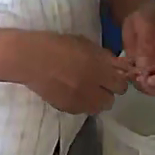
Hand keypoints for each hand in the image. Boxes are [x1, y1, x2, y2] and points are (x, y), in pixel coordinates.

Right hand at [18, 32, 134, 114]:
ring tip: (88, 89)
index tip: (114, 74)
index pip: (122, 83)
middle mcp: (93, 86)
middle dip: (110, 90)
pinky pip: (84, 111)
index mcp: (98, 66)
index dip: (119, 79)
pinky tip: (75, 92)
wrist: (32, 59)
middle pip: (113, 98)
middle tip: (101, 82)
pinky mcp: (69, 109)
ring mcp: (81, 100)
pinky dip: (84, 103)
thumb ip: (103, 56)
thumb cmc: (58, 45)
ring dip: (98, 99)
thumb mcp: (84, 43)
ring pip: (100, 107)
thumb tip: (116, 65)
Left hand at [121, 1, 154, 95]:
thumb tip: (144, 70)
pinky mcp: (137, 63)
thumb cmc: (146, 15)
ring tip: (126, 73)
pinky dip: (128, 77)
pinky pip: (135, 76)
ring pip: (146, 83)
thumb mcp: (148, 28)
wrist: (133, 9)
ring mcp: (150, 64)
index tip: (148, 82)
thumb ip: (147, 49)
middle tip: (136, 80)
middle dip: (148, 86)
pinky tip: (120, 71)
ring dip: (137, 83)